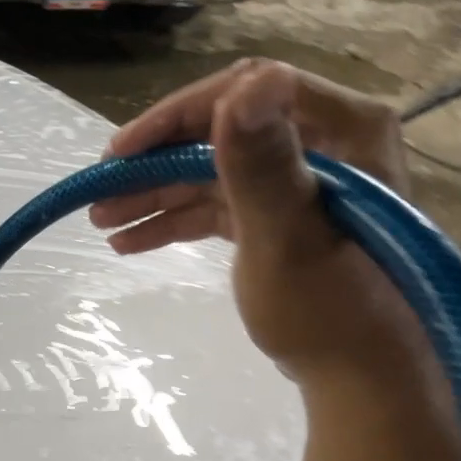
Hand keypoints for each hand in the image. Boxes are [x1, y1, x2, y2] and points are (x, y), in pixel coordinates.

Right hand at [87, 59, 424, 383]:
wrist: (360, 373)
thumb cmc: (329, 310)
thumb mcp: (288, 237)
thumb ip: (262, 165)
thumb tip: (244, 87)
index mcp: (342, 130)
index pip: (246, 91)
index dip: (176, 118)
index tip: (118, 154)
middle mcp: (326, 143)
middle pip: (222, 131)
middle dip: (157, 161)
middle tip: (100, 192)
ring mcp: (302, 182)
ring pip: (213, 171)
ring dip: (156, 192)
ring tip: (101, 219)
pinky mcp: (283, 218)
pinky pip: (218, 206)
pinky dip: (175, 219)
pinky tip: (130, 241)